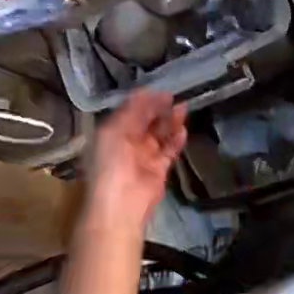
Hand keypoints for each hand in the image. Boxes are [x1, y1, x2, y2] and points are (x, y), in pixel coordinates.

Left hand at [85, 89, 185, 229]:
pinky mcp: (159, 168)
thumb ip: (132, 111)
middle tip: (175, 98)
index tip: (161, 90)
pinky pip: (169, 150)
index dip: (145, 100)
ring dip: (170, 122)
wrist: (121, 203)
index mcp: (112, 132)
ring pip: (160, 134)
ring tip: (183, 110)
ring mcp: (144, 155)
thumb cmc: (111, 164)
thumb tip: (149, 92)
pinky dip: (176, 140)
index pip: (130, 111)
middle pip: (147, 120)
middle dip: (160, 109)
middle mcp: (127, 142)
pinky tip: (182, 130)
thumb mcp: (114, 131)